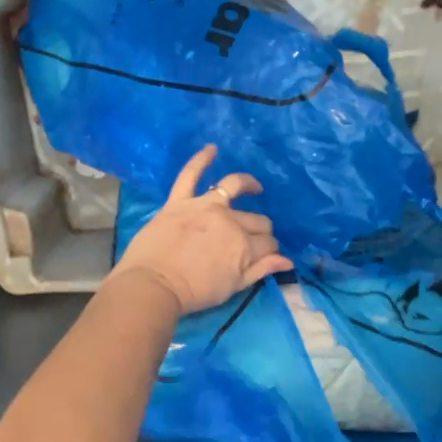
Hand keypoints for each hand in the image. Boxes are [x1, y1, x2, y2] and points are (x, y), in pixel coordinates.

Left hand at [109, 144, 293, 314]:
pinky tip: (212, 149)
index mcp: (244, 245)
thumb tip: (288, 261)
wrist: (153, 285)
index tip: (264, 256)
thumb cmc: (194, 292)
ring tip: (255, 187)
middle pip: (256, 219)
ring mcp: (204, 206)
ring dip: (248, 185)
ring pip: (234, 187)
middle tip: (251, 239)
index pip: (269, 242)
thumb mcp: (233, 287)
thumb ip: (261, 271)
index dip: (270, 250)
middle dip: (260, 229)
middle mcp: (230, 219)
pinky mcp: (179, 200)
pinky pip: (191, 174)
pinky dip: (201, 159)